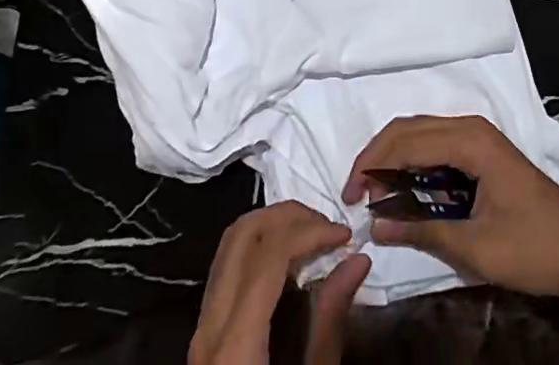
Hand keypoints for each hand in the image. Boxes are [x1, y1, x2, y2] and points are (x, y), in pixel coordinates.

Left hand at [189, 201, 371, 364]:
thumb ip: (331, 321)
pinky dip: (261, 248)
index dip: (311, 231)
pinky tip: (292, 264)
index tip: (346, 235)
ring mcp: (200, 327)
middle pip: (242, 234)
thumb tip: (358, 261)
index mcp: (235, 343)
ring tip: (314, 238)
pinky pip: (228, 267)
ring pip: (230, 244)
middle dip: (289, 216)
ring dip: (273, 226)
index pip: (270, 254)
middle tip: (329, 228)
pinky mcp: (204, 332)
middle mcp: (209, 325)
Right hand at [342, 115, 558, 299]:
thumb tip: (375, 223)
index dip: (371, 167)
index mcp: (471, 141)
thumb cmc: (537, 248)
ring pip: (421, 135)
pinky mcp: (484, 154)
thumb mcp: (477, 248)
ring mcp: (480, 138)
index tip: (349, 201)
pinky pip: (437, 147)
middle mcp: (473, 128)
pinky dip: (413, 165)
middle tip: (355, 198)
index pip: (405, 140)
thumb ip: (424, 231)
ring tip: (374, 197)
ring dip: (393, 161)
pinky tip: (404, 193)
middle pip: (409, 129)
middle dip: (376, 159)